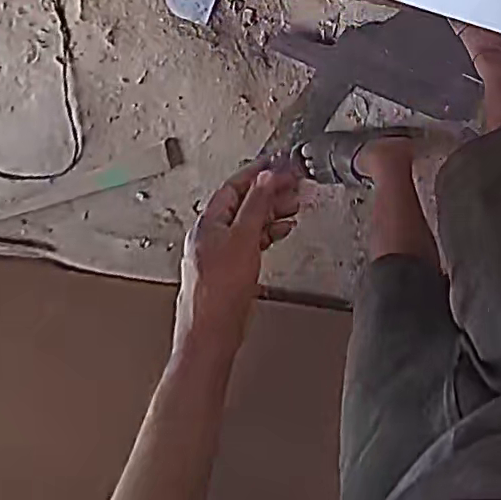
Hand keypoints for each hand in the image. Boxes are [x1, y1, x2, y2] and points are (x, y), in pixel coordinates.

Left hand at [175, 157, 300, 353]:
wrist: (211, 337)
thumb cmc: (219, 294)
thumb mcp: (244, 239)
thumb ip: (256, 205)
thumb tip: (265, 178)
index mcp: (207, 222)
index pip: (234, 186)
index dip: (257, 172)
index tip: (277, 163)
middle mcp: (210, 234)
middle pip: (242, 202)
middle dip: (268, 191)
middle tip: (291, 184)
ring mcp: (219, 251)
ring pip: (248, 220)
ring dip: (271, 211)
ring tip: (293, 205)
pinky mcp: (229, 268)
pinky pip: (250, 238)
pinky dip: (267, 231)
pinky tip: (281, 230)